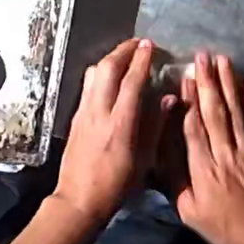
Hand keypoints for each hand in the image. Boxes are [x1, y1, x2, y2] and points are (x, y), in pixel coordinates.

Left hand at [52, 38, 171, 224]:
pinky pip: (87, 86)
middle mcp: (99, 112)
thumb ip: (155, 125)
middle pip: (107, 68)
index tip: (150, 45)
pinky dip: (100, 73)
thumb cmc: (117, 185)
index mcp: (120, 123)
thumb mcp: (144, 159)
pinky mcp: (75, 118)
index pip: (131, 81)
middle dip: (123, 51)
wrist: (78, 199)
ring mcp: (83, 113)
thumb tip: (168, 97)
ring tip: (124, 56)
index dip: (141, 59)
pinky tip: (109, 78)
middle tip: (138, 44)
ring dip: (109, 59)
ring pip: (93, 74)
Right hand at [174, 52, 243, 243]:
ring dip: (228, 85)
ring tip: (222, 60)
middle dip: (207, 82)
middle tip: (202, 57)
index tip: (185, 77)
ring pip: (235, 113)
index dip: (189, 101)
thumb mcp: (188, 212)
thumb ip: (174, 181)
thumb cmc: (222, 228)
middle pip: (214, 113)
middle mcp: (225, 154)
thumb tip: (159, 154)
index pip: (193, 128)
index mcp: (203, 169)